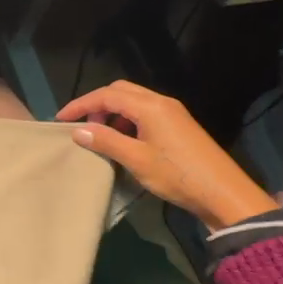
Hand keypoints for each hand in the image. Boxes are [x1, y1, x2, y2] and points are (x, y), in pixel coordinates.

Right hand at [58, 81, 277, 229]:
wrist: (222, 192)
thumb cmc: (176, 175)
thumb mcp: (136, 159)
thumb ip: (106, 141)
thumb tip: (78, 130)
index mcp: (150, 106)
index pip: (107, 95)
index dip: (81, 105)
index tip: (60, 119)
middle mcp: (161, 102)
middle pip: (120, 91)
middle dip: (97, 104)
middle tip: (82, 125)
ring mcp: (172, 112)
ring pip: (133, 100)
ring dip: (112, 112)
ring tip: (100, 135)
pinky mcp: (178, 124)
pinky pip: (144, 111)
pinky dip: (127, 119)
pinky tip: (122, 140)